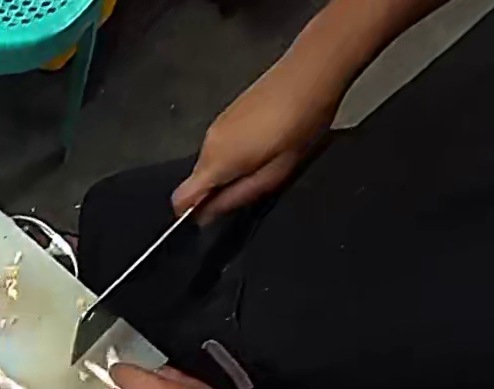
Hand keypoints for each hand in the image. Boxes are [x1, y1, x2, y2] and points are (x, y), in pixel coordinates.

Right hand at [171, 58, 340, 222]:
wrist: (314, 67)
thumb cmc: (301, 122)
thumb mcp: (275, 173)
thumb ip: (235, 198)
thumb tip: (206, 216)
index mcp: (215, 165)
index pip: (180, 200)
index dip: (191, 211)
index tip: (213, 209)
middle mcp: (206, 147)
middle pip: (196, 181)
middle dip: (215, 187)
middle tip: (252, 177)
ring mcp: (214, 128)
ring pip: (207, 163)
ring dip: (226, 167)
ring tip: (261, 153)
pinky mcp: (224, 114)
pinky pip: (217, 145)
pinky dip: (231, 150)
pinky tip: (260, 136)